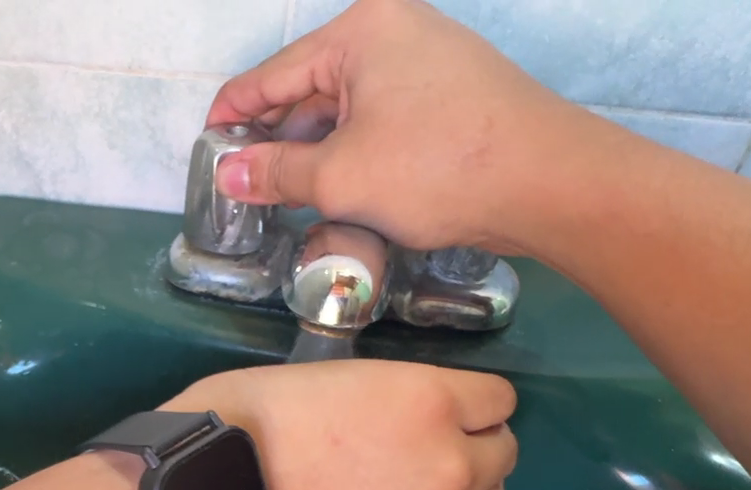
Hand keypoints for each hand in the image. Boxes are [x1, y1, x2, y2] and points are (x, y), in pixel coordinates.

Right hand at [206, 0, 610, 254]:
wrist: (544, 181)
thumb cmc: (435, 168)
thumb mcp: (337, 177)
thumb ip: (274, 173)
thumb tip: (226, 176)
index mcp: (358, 32)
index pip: (270, 76)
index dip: (231, 118)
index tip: (207, 154)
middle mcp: (389, 30)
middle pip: (304, 89)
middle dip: (271, 138)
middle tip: (242, 186)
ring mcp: (421, 59)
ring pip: (339, 109)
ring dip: (309, 152)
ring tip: (280, 197)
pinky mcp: (442, 93)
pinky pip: (372, 119)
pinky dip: (345, 152)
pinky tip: (330, 189)